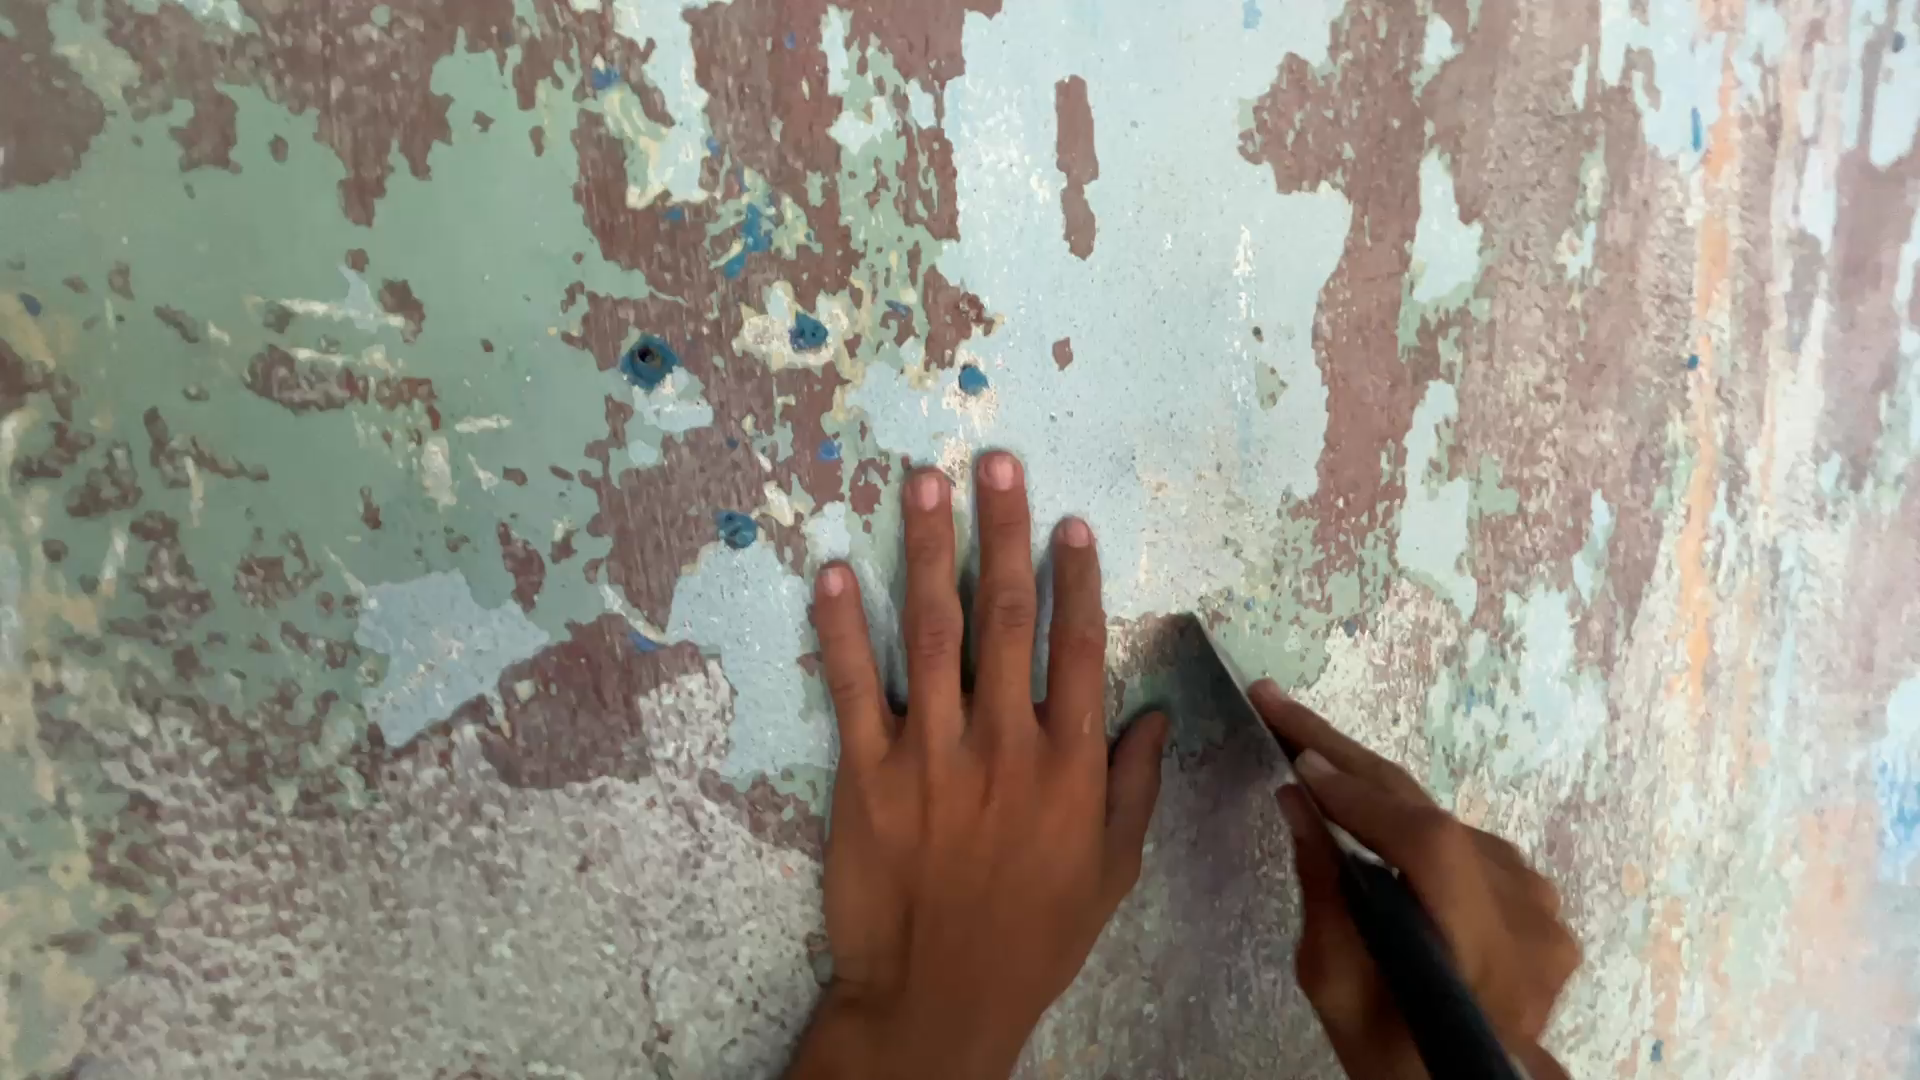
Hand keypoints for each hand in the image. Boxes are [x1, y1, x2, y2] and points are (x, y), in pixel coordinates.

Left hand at [785, 452, 1168, 1079]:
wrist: (938, 999)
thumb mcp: (1111, 870)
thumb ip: (1134, 786)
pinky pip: (854, 686)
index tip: (1070, 522)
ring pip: (932, 632)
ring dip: (929, 552)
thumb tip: (1156, 714)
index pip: (1076, 648)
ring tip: (926, 486)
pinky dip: (841, 627)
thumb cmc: (1034, 933)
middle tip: (996, 464)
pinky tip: (833, 571)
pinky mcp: (866, 773)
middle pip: (1007, 616)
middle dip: (1003, 531)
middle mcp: (1002, 742)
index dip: (1077, 578)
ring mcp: (929, 752)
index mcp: (1066, 764)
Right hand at [1251, 682, 1579, 1079]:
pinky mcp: (1534, 890)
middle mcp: (1527, 920)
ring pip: (1432, 811)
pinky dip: (1393, 805)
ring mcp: (1539, 902)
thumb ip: (1321, 889)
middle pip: (1428, 811)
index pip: (1428, 848)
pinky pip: (1447, 827)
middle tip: (1275, 703)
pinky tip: (1352, 794)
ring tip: (1301, 744)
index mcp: (1482, 960)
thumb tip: (1296, 797)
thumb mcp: (1331, 983)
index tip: (1296, 760)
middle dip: (1340, 752)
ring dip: (1361, 776)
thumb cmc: (1388, 1047)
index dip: (1360, 797)